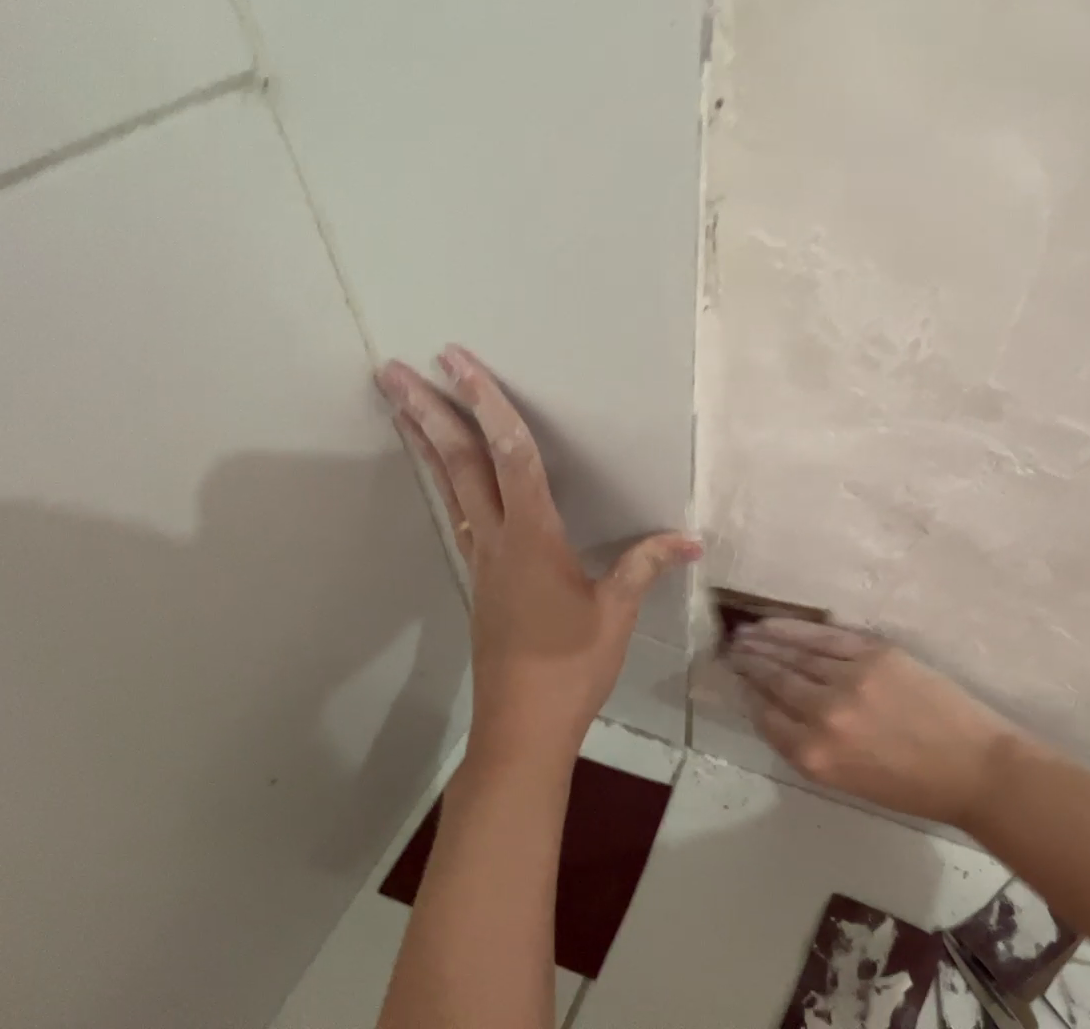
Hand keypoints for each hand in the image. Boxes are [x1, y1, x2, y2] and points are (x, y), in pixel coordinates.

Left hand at [376, 345, 699, 766]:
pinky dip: (442, 482)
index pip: (513, 456)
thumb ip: (646, 565)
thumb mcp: (616, 613)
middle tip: (397, 370)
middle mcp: (496, 540)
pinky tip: (442, 476)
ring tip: (399, 406)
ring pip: (448, 488)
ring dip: (425, 443)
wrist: (522, 724)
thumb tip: (691, 538)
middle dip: (430, 413)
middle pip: (459, 464)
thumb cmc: (572, 666)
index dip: (490, 405)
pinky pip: (457, 515)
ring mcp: (481, 560)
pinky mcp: (480, 579)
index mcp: (533, 538)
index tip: (459, 364)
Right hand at [728, 620, 1020, 825]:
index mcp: (816, 756)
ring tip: (746, 633)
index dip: (746, 694)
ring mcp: (850, 679)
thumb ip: (809, 748)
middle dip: (748, 663)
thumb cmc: (913, 787)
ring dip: (764, 641)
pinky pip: (824, 637)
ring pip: (794, 654)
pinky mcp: (874, 654)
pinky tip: (778, 624)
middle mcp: (824, 715)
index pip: (765, 717)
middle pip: (774, 680)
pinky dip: (796, 629)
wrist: (974, 767)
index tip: (734, 677)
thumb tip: (777, 711)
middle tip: (730, 649)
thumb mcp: (847, 782)